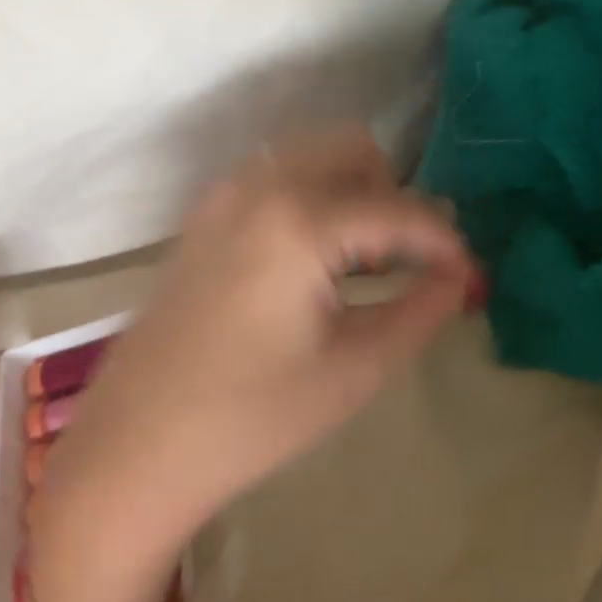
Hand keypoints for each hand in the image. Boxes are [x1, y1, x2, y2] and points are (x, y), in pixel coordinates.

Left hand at [30, 126, 473, 601]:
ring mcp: (224, 196)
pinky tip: (314, 263)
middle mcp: (260, 186)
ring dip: (352, 192)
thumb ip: (422, 312)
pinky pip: (276, 177)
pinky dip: (312, 198)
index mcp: (300, 220)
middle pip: (354, 150)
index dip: (445, 242)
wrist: (132, 451)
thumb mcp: (354, 370)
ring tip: (364, 263)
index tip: (470, 275)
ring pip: (313, 156)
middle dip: (393, 197)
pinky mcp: (204, 217)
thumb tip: (461, 279)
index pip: (400, 210)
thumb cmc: (250, 418)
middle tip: (409, 261)